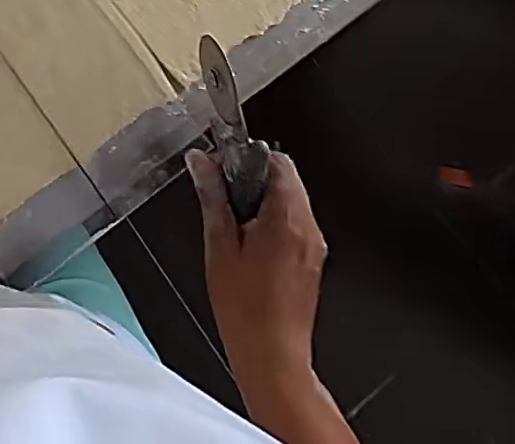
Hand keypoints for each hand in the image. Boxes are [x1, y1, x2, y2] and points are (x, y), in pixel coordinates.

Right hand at [188, 150, 329, 400]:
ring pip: (291, 198)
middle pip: (286, 177)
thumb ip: (212, 195)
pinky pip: (295, 221)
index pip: (277, 160)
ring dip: (262, 196)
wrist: (272, 359)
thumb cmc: (244, 308)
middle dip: (252, 176)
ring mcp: (314, 244)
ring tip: (232, 218)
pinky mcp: (312, 260)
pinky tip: (248, 238)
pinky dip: (273, 217)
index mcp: (287, 217)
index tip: (221, 165)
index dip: (246, 156)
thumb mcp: (219, 243)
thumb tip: (200, 160)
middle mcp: (308, 227)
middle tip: (221, 192)